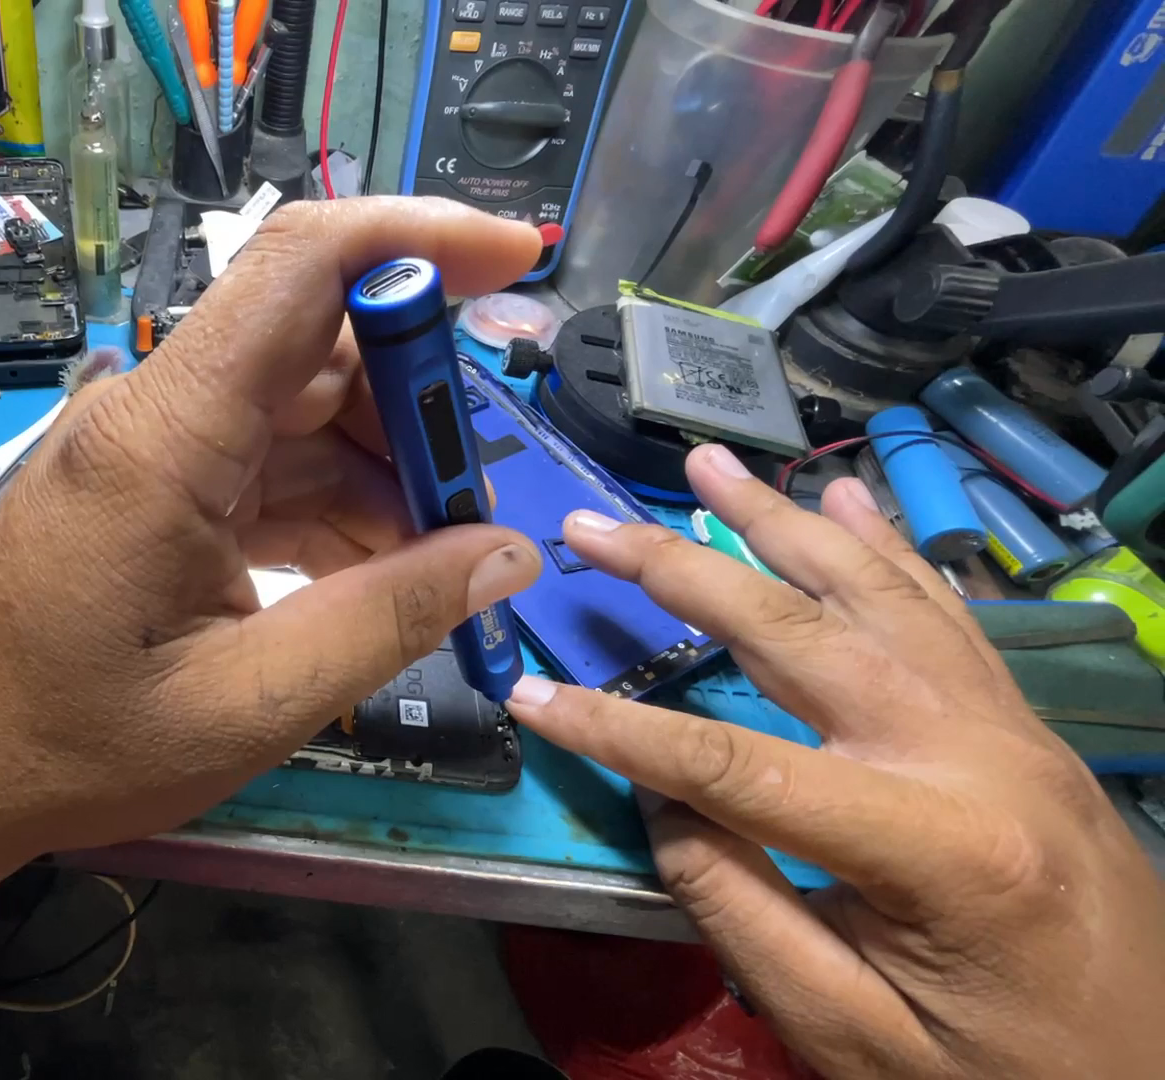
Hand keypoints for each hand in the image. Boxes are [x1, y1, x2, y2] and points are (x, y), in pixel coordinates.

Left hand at [0, 198, 546, 879]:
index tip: (515, 259)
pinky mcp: (145, 491)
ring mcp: (144, 452)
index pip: (298, 269)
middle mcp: (149, 418)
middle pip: (313, 348)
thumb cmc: (72, 751)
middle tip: (476, 507)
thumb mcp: (250, 703)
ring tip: (428, 565)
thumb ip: (387, 618)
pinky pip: (258, 467)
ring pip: (295, 412)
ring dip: (376, 472)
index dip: (416, 236)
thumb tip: (507, 554)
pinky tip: (363, 572)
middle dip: (414, 410)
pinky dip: (325, 506)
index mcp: (161, 441)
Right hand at [505, 443, 1164, 1077]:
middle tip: (591, 527)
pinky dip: (882, 545)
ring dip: (775, 521)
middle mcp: (973, 755)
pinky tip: (841, 498)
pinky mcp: (1017, 727)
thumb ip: (730, 900)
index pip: (721, 761)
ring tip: (707, 468)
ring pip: (870, 591)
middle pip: (791, 632)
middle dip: (674, 571)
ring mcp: (1007, 729)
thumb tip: (659, 794)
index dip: (610, 728)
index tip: (526, 696)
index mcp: (930, 844)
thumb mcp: (842, 1028)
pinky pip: (941, 611)